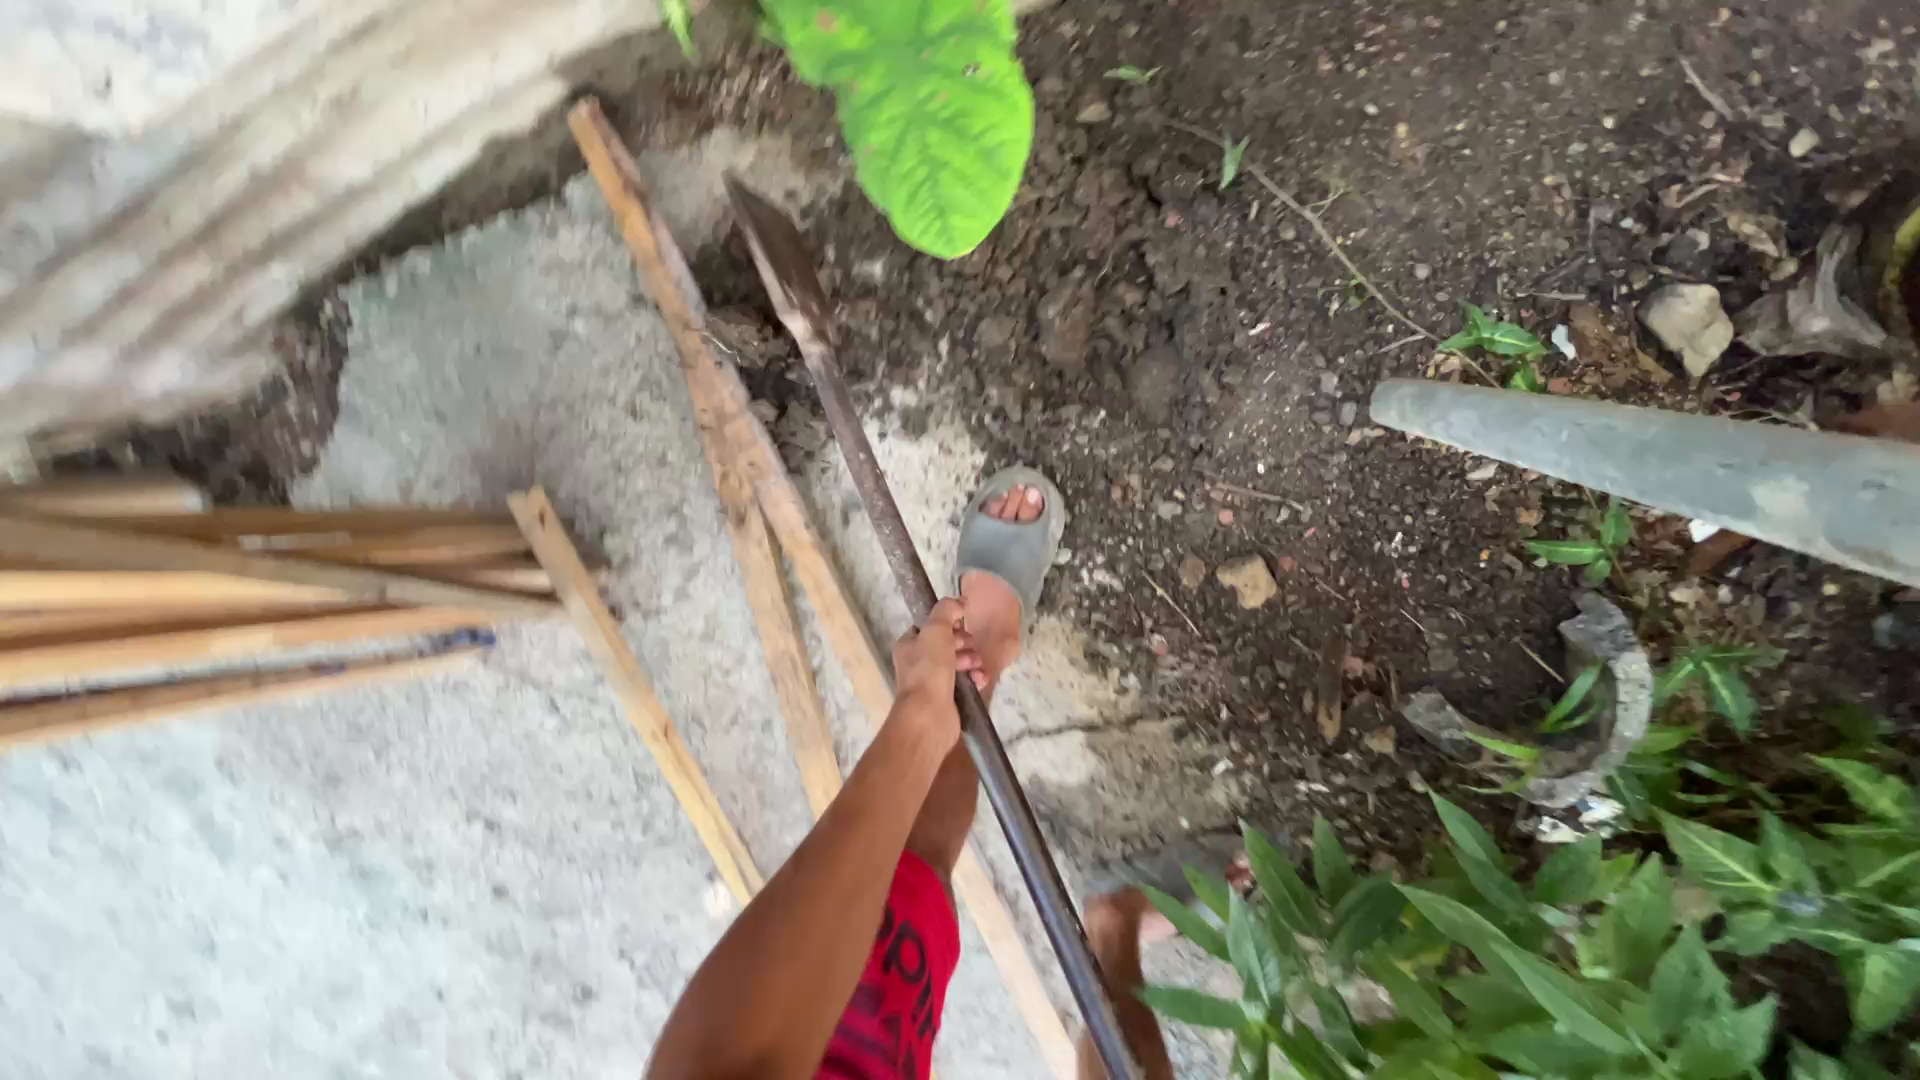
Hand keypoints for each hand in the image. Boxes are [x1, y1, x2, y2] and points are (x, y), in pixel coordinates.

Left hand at [888, 597, 984, 746]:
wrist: (929, 716)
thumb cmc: (929, 669)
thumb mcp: (936, 630)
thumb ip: (947, 610)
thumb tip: (960, 601)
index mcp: (909, 644)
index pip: (929, 626)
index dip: (947, 623)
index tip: (962, 624)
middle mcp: (917, 662)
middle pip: (946, 644)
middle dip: (964, 643)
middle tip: (971, 645)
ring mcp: (931, 682)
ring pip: (958, 662)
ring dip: (972, 660)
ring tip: (978, 666)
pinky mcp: (946, 699)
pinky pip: (965, 682)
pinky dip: (975, 679)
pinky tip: (981, 681)